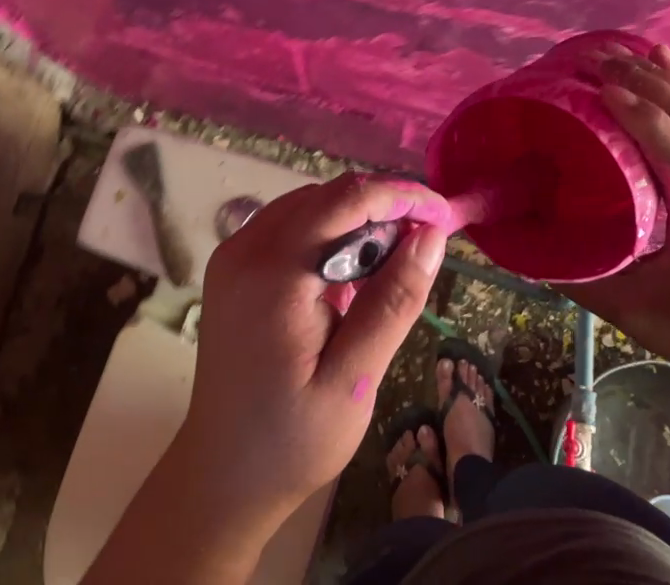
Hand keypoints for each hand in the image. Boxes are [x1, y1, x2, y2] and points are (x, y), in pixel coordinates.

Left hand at [172, 173, 457, 523]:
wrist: (223, 473)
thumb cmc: (291, 439)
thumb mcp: (353, 380)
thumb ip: (392, 303)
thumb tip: (431, 237)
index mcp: (272, 273)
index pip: (346, 200)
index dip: (402, 196)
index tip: (447, 216)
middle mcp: (245, 249)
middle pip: (326, 196)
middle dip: (383, 205)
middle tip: (430, 240)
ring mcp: (233, 256)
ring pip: (308, 206)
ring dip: (356, 218)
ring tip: (398, 258)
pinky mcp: (233, 269)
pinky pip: (289, 228)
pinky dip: (328, 234)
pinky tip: (353, 271)